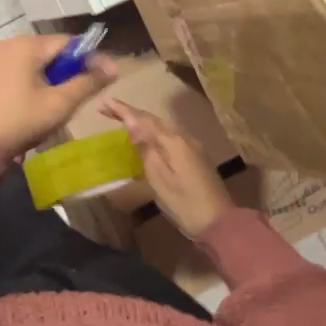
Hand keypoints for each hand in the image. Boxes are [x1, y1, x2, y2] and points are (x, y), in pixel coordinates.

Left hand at [0, 35, 117, 154]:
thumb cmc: (21, 120)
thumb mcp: (60, 103)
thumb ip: (87, 83)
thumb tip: (113, 68)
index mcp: (26, 45)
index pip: (68, 43)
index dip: (90, 58)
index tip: (106, 76)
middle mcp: (9, 44)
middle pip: (50, 51)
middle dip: (69, 70)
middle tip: (82, 94)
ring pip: (34, 62)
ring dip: (51, 77)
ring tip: (60, 102)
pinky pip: (17, 70)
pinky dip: (32, 81)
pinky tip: (35, 104)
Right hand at [105, 99, 235, 237]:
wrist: (220, 223)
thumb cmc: (185, 203)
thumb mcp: (159, 178)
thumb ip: (146, 149)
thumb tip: (133, 124)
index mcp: (174, 141)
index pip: (144, 119)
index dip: (124, 110)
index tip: (105, 101)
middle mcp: (184, 137)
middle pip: (154, 120)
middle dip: (131, 113)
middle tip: (108, 109)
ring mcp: (192, 147)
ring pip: (163, 127)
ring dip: (142, 121)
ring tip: (123, 120)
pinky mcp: (195, 157)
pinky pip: (170, 136)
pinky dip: (153, 132)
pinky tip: (146, 138)